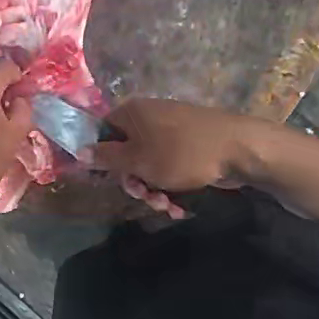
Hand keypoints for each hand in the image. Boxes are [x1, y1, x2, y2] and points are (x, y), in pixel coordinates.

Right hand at [86, 99, 264, 192]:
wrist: (240, 149)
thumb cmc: (181, 153)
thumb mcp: (136, 159)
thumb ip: (105, 157)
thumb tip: (78, 151)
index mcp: (132, 113)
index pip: (101, 132)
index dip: (100, 158)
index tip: (108, 180)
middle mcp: (149, 116)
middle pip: (126, 153)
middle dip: (134, 181)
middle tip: (144, 196)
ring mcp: (171, 130)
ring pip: (149, 165)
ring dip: (153, 189)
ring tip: (166, 205)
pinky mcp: (190, 144)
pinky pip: (170, 166)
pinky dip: (171, 185)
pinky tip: (179, 205)